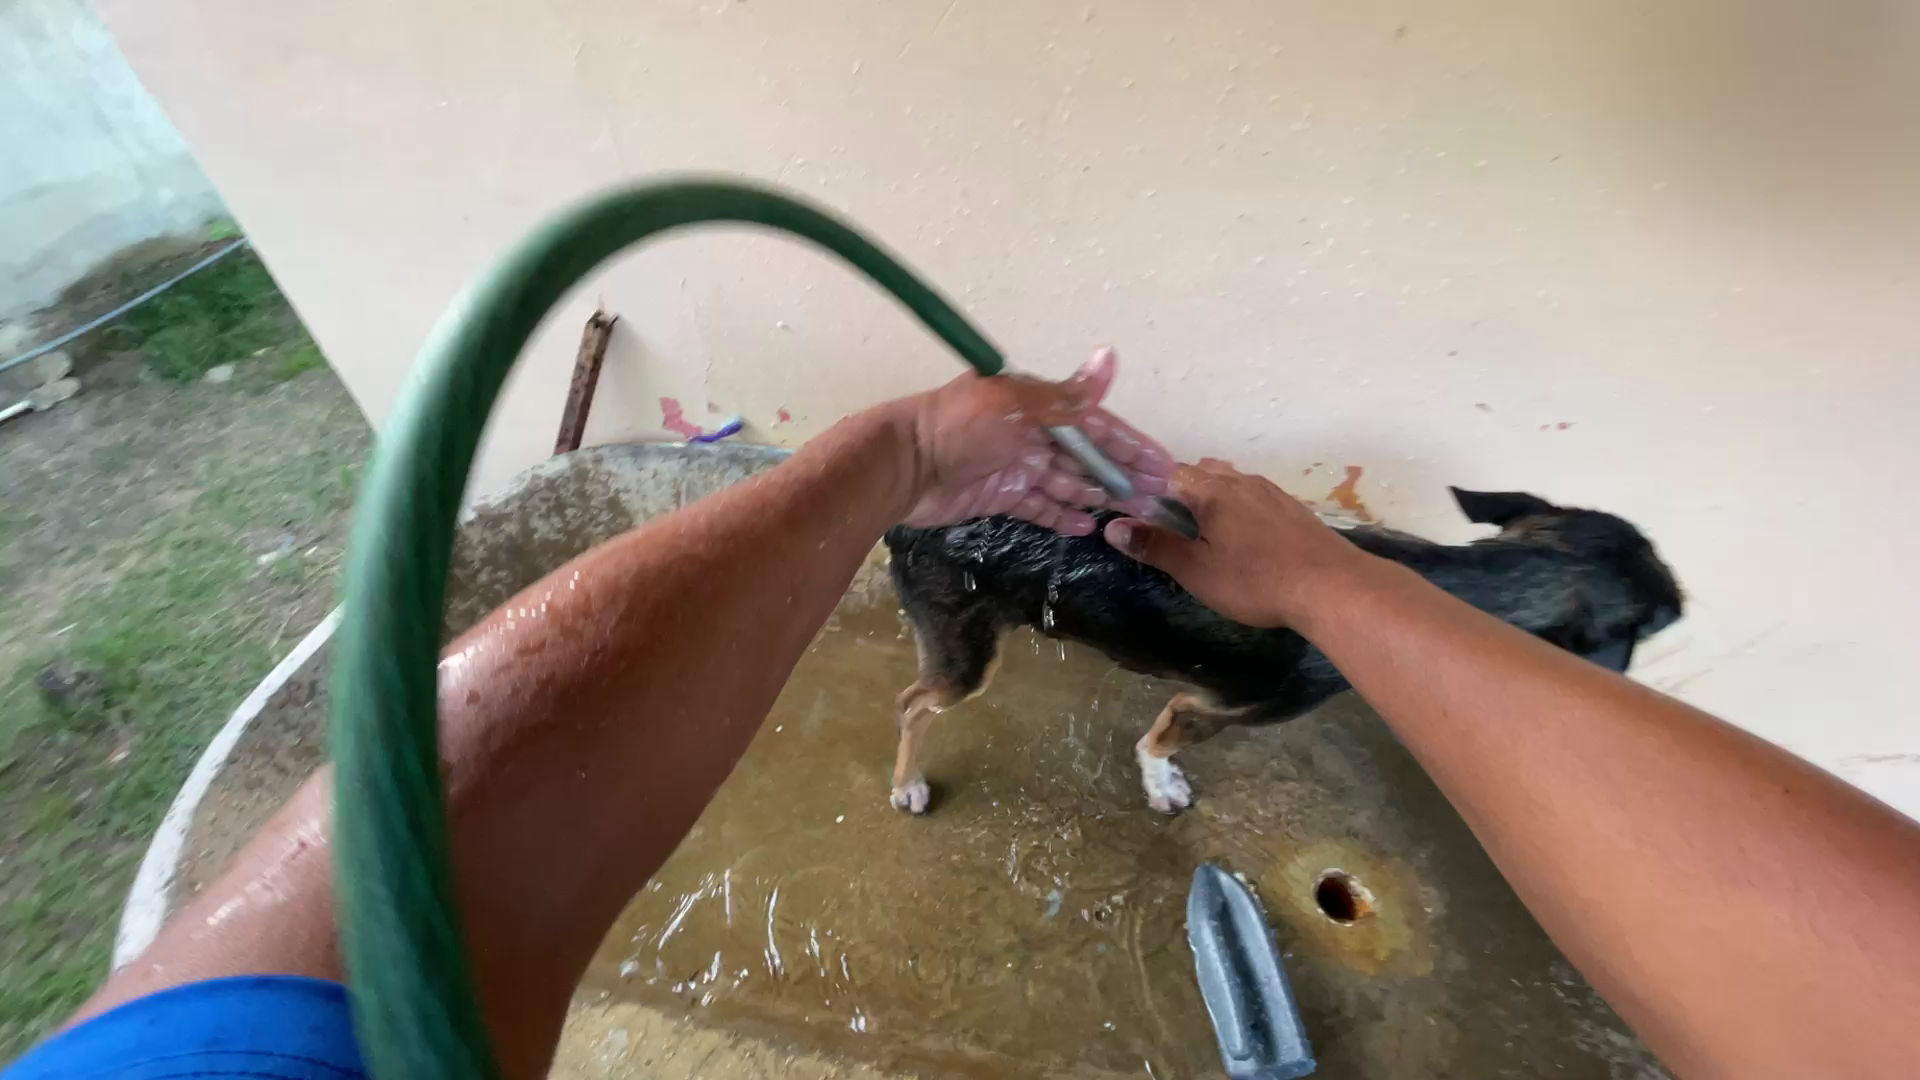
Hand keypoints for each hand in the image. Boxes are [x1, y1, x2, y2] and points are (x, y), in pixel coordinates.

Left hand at [896, 348, 1173, 535]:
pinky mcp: (999, 495)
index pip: (1094, 424)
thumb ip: (1065, 395)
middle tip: (1155, 498)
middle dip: (1119, 474)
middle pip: (1084, 456)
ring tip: (1129, 513)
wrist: (900, 466)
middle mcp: (1029, 433)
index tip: (1162, 465)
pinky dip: (1061, 515)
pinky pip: (1038, 505)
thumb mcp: (1014, 406)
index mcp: (1035, 405)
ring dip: (1096, 496)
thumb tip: (1111, 357)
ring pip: (1065, 482)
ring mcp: (1014, 466)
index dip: (1129, 444)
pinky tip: (1086, 526)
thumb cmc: (957, 429)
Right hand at [1103, 459, 1367, 626]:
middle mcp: (1241, 481)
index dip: (1150, 490)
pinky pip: (1254, 498)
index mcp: (1212, 490)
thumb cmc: (1255, 580)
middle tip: (1170, 528)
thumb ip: (1154, 546)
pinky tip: (1242, 539)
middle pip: (1201, 473)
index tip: (1140, 514)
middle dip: (1181, 493)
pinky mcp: (1293, 509)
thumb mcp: (1196, 570)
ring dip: (1212, 500)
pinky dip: (1238, 509)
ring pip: (1231, 484)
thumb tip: (1112, 526)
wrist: (1333, 588)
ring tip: (1204, 534)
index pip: (1169, 474)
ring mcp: (1271, 493)